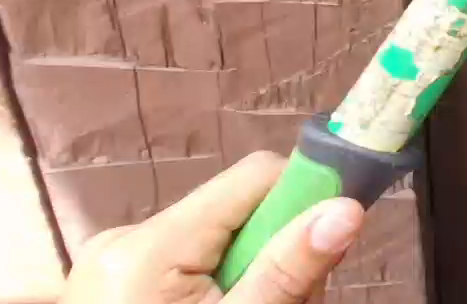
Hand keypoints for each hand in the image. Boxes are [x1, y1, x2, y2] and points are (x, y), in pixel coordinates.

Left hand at [60, 152, 364, 303]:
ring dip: (258, 262)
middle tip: (292, 296)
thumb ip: (289, 269)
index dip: (306, 195)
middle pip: (245, 204)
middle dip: (281, 242)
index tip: (329, 237)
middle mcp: (125, 238)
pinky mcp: (118, 278)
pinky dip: (227, 276)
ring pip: (227, 230)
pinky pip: (199, 252)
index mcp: (147, 245)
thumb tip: (349, 208)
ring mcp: (117, 260)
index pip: (260, 175)